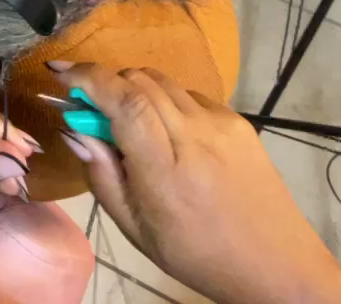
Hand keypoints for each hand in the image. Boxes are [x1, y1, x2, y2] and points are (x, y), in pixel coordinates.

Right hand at [51, 64, 340, 303]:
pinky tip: (169, 131)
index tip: (59, 72)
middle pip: (136, 80)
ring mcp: (220, 124)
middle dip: (104, 82)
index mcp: (166, 170)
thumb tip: (75, 128)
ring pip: (159, 80)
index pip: (123, 101)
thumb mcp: (137, 229)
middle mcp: (194, 137)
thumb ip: (101, 175)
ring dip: (132, 88)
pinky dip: (164, 99)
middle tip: (90, 106)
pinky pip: (185, 92)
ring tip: (130, 121)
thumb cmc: (199, 256)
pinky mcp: (237, 120)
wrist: (282, 268)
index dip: (87, 77)